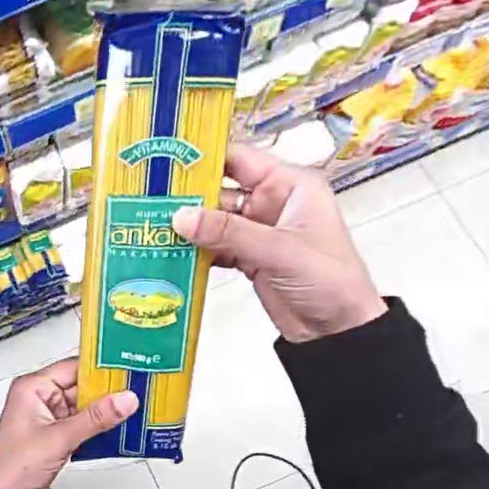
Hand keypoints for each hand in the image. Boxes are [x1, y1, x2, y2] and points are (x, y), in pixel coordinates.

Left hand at [0, 359, 138, 488]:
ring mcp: (49, 417)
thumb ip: (95, 418)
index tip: (128, 366)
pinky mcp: (56, 434)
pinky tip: (119, 426)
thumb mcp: (60, 438)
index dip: (101, 367)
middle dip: (108, 390)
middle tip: (138, 388)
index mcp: (33, 388)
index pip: (73, 367)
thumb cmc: (13, 468)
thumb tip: (124, 399)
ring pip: (85, 405)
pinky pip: (83, 422)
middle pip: (82, 385)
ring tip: (134, 406)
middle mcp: (40, 398)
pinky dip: (99, 425)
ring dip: (106, 409)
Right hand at [172, 144, 386, 342]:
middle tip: (151, 197)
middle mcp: (274, 204)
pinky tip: (175, 253)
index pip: (241, 159)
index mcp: (290, 186)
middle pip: (222, 191)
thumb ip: (229, 232)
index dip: (207, 157)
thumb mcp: (279, 250)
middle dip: (190, 196)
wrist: (338, 331)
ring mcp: (260, 233)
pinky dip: (198, 252)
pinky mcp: (251, 260)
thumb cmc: (331, 281)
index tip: (170, 159)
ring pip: (216, 222)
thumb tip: (183, 216)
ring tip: (154, 225)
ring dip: (191, 227)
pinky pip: (218, 248)